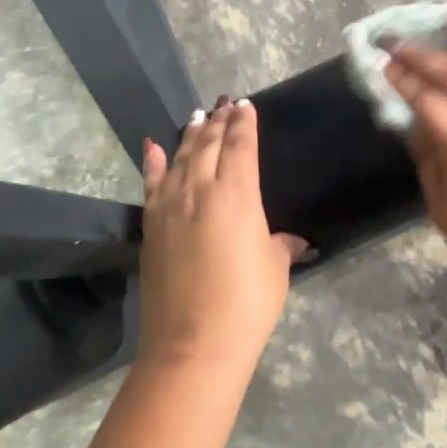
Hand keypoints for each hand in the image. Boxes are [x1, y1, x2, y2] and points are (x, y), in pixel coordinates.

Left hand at [138, 98, 309, 372]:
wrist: (192, 344)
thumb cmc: (247, 305)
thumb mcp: (274, 270)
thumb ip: (281, 245)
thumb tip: (295, 240)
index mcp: (236, 195)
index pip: (240, 146)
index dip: (244, 123)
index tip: (245, 105)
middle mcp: (199, 190)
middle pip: (208, 144)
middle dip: (218, 121)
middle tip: (224, 103)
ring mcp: (169, 206)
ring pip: (180, 158)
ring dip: (190, 134)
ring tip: (198, 116)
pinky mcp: (151, 226)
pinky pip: (152, 183)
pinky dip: (153, 161)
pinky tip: (153, 146)